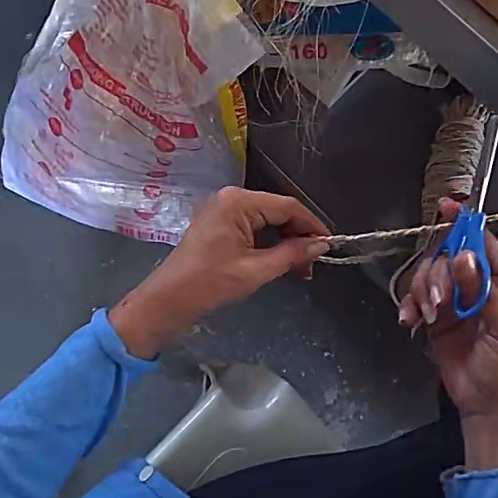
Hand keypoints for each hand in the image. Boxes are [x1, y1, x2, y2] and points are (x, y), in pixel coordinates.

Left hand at [109, 187, 330, 359]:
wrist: (167, 301)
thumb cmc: (209, 284)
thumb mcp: (256, 271)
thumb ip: (292, 254)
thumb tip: (321, 245)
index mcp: (238, 202)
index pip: (287, 206)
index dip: (312, 225)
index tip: (330, 244)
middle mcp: (230, 197)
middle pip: (278, 210)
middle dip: (299, 235)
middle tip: (314, 262)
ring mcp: (223, 209)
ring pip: (267, 219)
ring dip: (286, 241)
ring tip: (301, 267)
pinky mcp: (219, 222)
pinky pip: (253, 226)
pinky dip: (269, 242)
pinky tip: (281, 260)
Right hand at [400, 200, 497, 469]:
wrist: (494, 412)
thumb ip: (483, 291)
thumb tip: (463, 257)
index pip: (483, 244)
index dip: (465, 225)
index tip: (447, 208)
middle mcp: (478, 288)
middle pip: (448, 258)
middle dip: (438, 273)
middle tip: (441, 299)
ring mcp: (455, 304)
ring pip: (429, 276)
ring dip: (424, 290)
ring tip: (430, 314)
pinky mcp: (436, 321)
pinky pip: (416, 301)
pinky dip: (410, 307)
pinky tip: (411, 320)